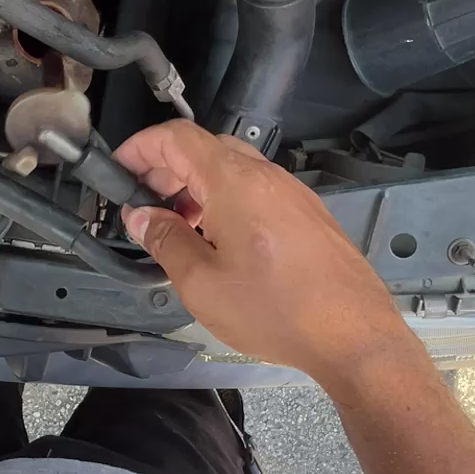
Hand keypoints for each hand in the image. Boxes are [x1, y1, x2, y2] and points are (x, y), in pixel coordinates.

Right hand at [114, 120, 425, 384]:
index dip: (141, 146)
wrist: (353, 336)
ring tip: (178, 224)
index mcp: (234, 182)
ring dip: (196, 185)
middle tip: (143, 200)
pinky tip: (218, 237)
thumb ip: (166, 241)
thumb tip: (143, 218)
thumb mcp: (203, 283)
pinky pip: (257, 189)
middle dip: (166, 167)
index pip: (177, 137)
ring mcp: (291, 192)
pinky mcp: (307, 213)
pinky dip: (226, 198)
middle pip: (205, 148)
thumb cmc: (279, 311)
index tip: (121, 167)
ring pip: (232, 168)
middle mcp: (266, 177)